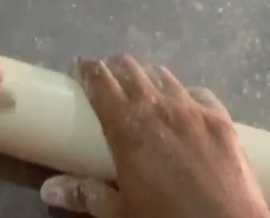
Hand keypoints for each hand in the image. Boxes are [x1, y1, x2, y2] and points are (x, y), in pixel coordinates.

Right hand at [42, 56, 269, 217]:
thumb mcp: (121, 216)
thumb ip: (86, 196)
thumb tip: (48, 190)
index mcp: (127, 125)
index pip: (98, 78)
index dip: (84, 70)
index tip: (76, 75)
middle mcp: (157, 105)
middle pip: (128, 66)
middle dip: (113, 70)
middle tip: (107, 87)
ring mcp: (192, 109)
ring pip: (162, 75)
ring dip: (147, 79)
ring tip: (144, 96)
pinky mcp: (222, 120)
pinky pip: (199, 93)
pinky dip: (186, 96)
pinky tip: (186, 112)